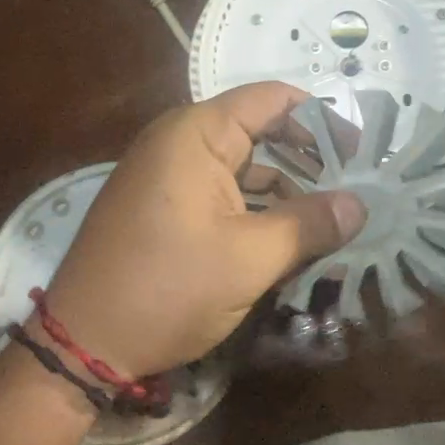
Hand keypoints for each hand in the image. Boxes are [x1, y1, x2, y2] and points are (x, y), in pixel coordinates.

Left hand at [40, 83, 366, 378]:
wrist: (82, 344)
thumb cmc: (166, 289)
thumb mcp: (249, 259)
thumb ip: (309, 224)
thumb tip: (359, 204)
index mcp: (195, 134)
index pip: (271, 99)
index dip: (321, 118)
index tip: (363, 152)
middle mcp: (178, 141)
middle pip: (259, 131)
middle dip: (309, 160)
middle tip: (357, 190)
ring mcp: (167, 175)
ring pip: (243, 167)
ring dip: (286, 191)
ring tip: (334, 220)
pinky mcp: (163, 207)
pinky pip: (221, 193)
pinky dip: (256, 210)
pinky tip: (291, 240)